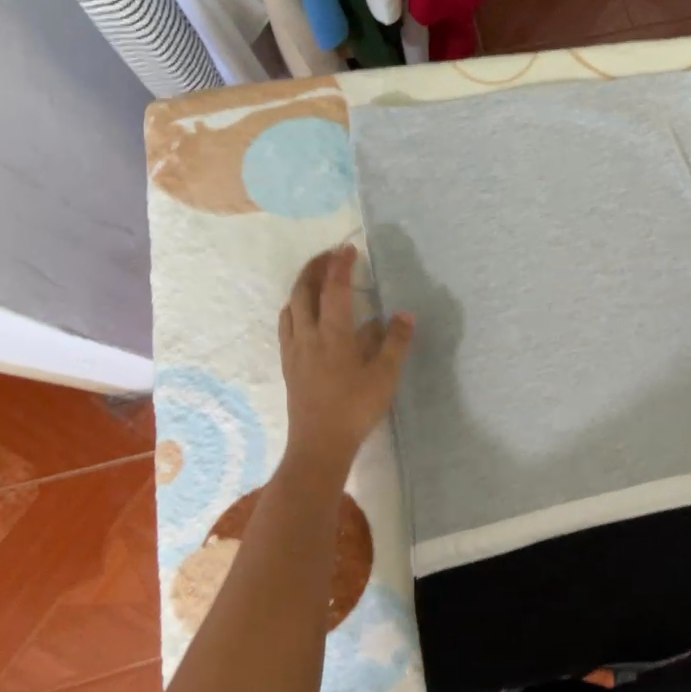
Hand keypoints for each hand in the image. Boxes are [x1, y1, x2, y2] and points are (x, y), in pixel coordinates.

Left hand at [277, 246, 414, 461]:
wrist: (319, 443)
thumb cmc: (356, 408)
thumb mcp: (386, 375)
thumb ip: (395, 342)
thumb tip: (403, 314)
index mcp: (333, 334)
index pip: (334, 288)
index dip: (340, 265)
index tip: (348, 248)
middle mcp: (308, 335)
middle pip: (303, 290)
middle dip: (315, 268)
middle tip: (330, 255)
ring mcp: (294, 349)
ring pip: (291, 306)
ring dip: (302, 285)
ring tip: (315, 278)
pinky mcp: (288, 364)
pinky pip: (286, 325)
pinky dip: (294, 307)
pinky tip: (302, 313)